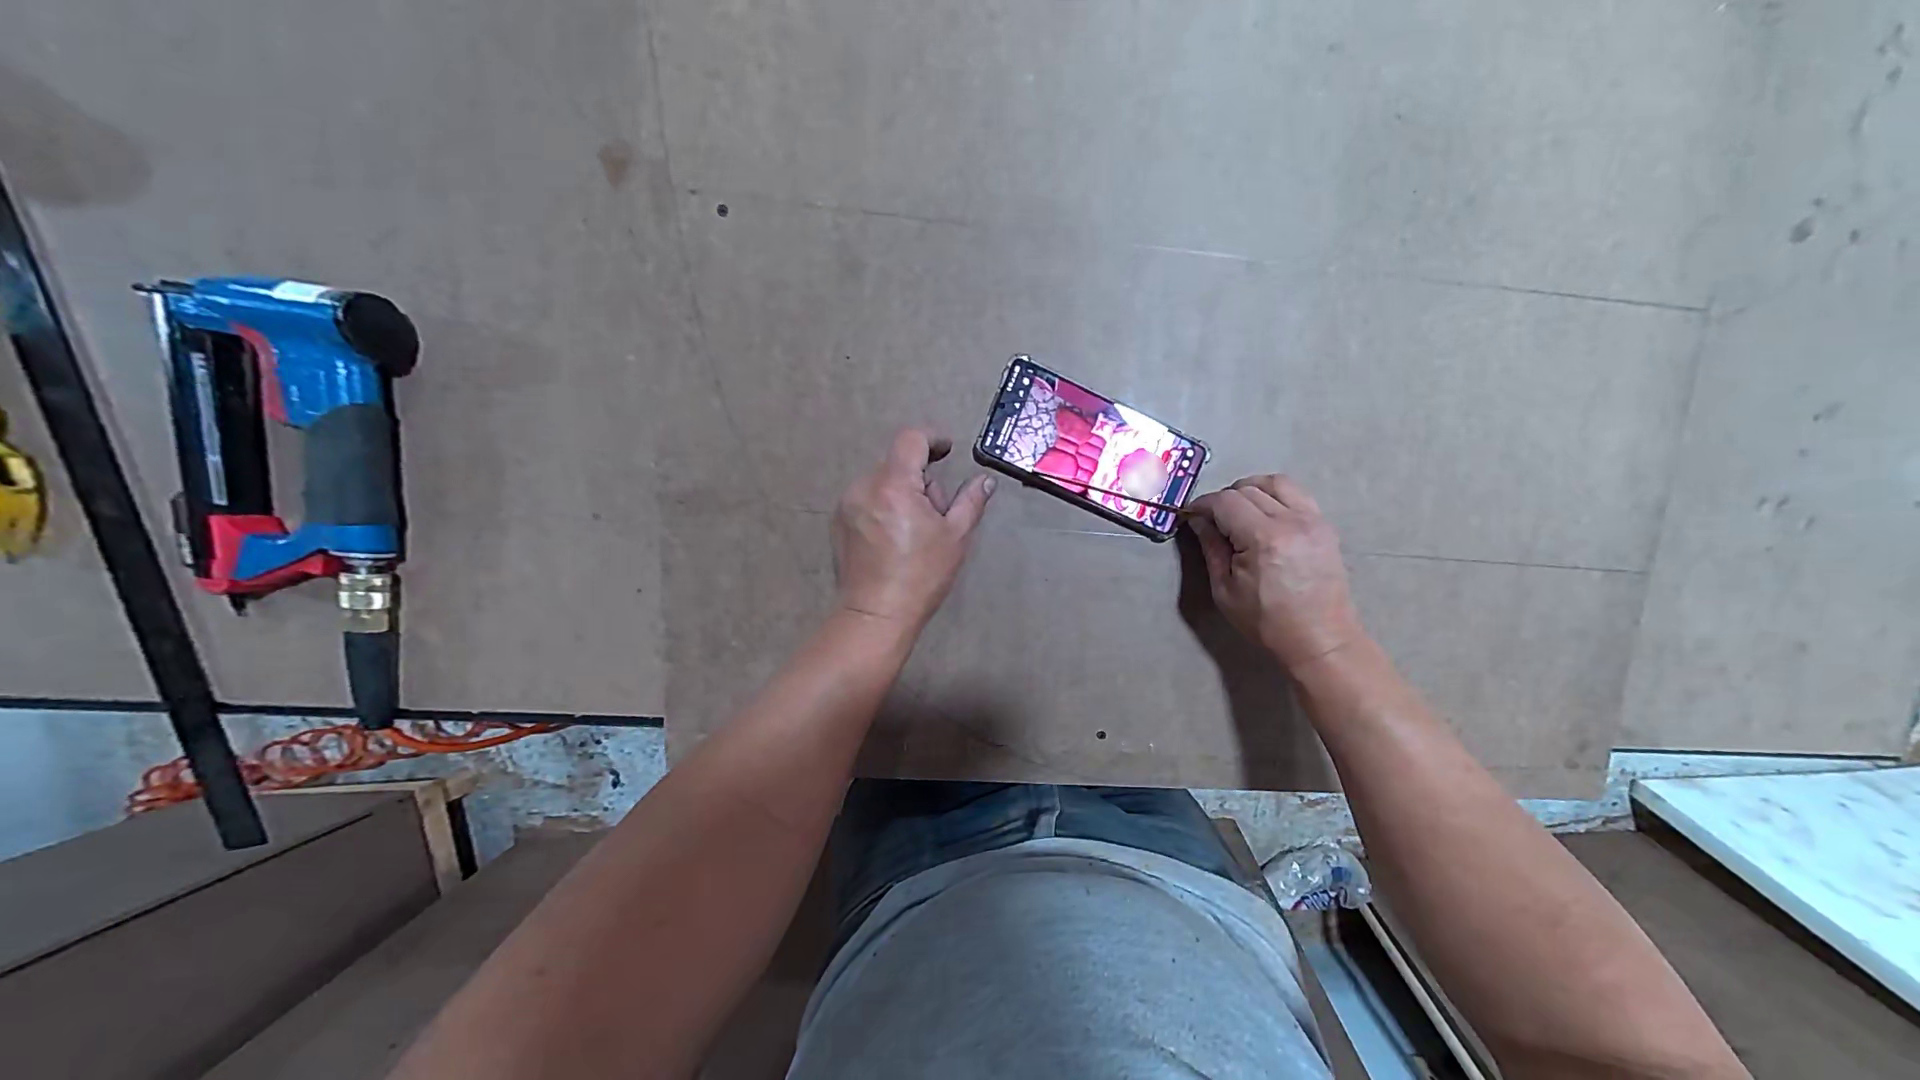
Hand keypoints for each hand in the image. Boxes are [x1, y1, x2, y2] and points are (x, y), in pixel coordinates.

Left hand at [832, 429, 995, 630]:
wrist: (875, 614)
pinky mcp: (838, 522)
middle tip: (936, 515)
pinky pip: (866, 500)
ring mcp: (847, 505)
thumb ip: (970, 501)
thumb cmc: (921, 575)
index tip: (947, 451)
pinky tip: (892, 540)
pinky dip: (882, 508)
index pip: (911, 440)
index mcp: (893, 484)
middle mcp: (864, 487)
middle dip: (920, 480)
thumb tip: (984, 481)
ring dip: (900, 494)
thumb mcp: (956, 536)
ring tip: (913, 533)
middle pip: (898, 464)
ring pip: (881, 483)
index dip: (933, 439)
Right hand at [1188, 475, 1366, 672]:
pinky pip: (1296, 494)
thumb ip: (1212, 548)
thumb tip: (1198, 521)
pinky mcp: (1324, 525)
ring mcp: (1313, 520)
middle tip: (1211, 521)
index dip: (1202, 504)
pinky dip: (1275, 496)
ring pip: (1275, 482)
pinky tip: (1264, 517)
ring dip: (1251, 489)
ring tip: (1239, 511)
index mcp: (1264, 538)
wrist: (1321, 638)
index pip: (1225, 501)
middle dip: (1223, 499)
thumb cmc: (1267, 622)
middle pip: (1248, 489)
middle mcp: (1291, 521)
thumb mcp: (1225, 590)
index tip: (1190, 515)